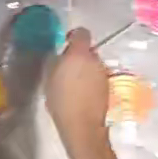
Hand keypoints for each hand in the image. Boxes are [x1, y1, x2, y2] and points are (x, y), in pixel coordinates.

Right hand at [46, 28, 110, 154]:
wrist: (82, 125)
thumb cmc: (61, 100)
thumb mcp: (50, 78)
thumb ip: (57, 61)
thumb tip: (62, 56)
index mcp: (79, 55)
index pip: (81, 33)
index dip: (73, 36)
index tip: (65, 44)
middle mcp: (95, 60)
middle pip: (88, 50)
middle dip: (78, 56)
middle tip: (65, 68)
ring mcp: (104, 73)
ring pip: (93, 64)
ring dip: (85, 69)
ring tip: (72, 83)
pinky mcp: (107, 86)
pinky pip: (97, 77)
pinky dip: (90, 80)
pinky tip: (81, 93)